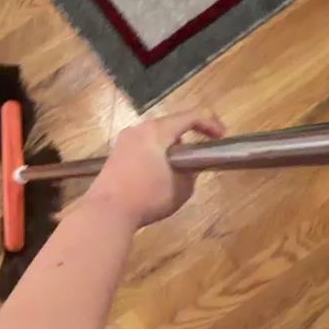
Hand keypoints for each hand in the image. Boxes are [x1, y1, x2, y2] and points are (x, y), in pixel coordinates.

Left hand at [82, 110, 224, 227]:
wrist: (107, 211)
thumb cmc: (149, 197)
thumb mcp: (182, 188)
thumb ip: (191, 172)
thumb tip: (189, 168)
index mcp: (158, 130)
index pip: (192, 116)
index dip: (211, 124)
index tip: (222, 137)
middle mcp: (139, 129)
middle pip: (171, 125)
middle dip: (188, 138)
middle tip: (198, 156)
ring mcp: (124, 141)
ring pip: (155, 137)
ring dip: (169, 148)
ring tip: (177, 170)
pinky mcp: (114, 155)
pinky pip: (142, 148)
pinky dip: (154, 156)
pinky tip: (157, 176)